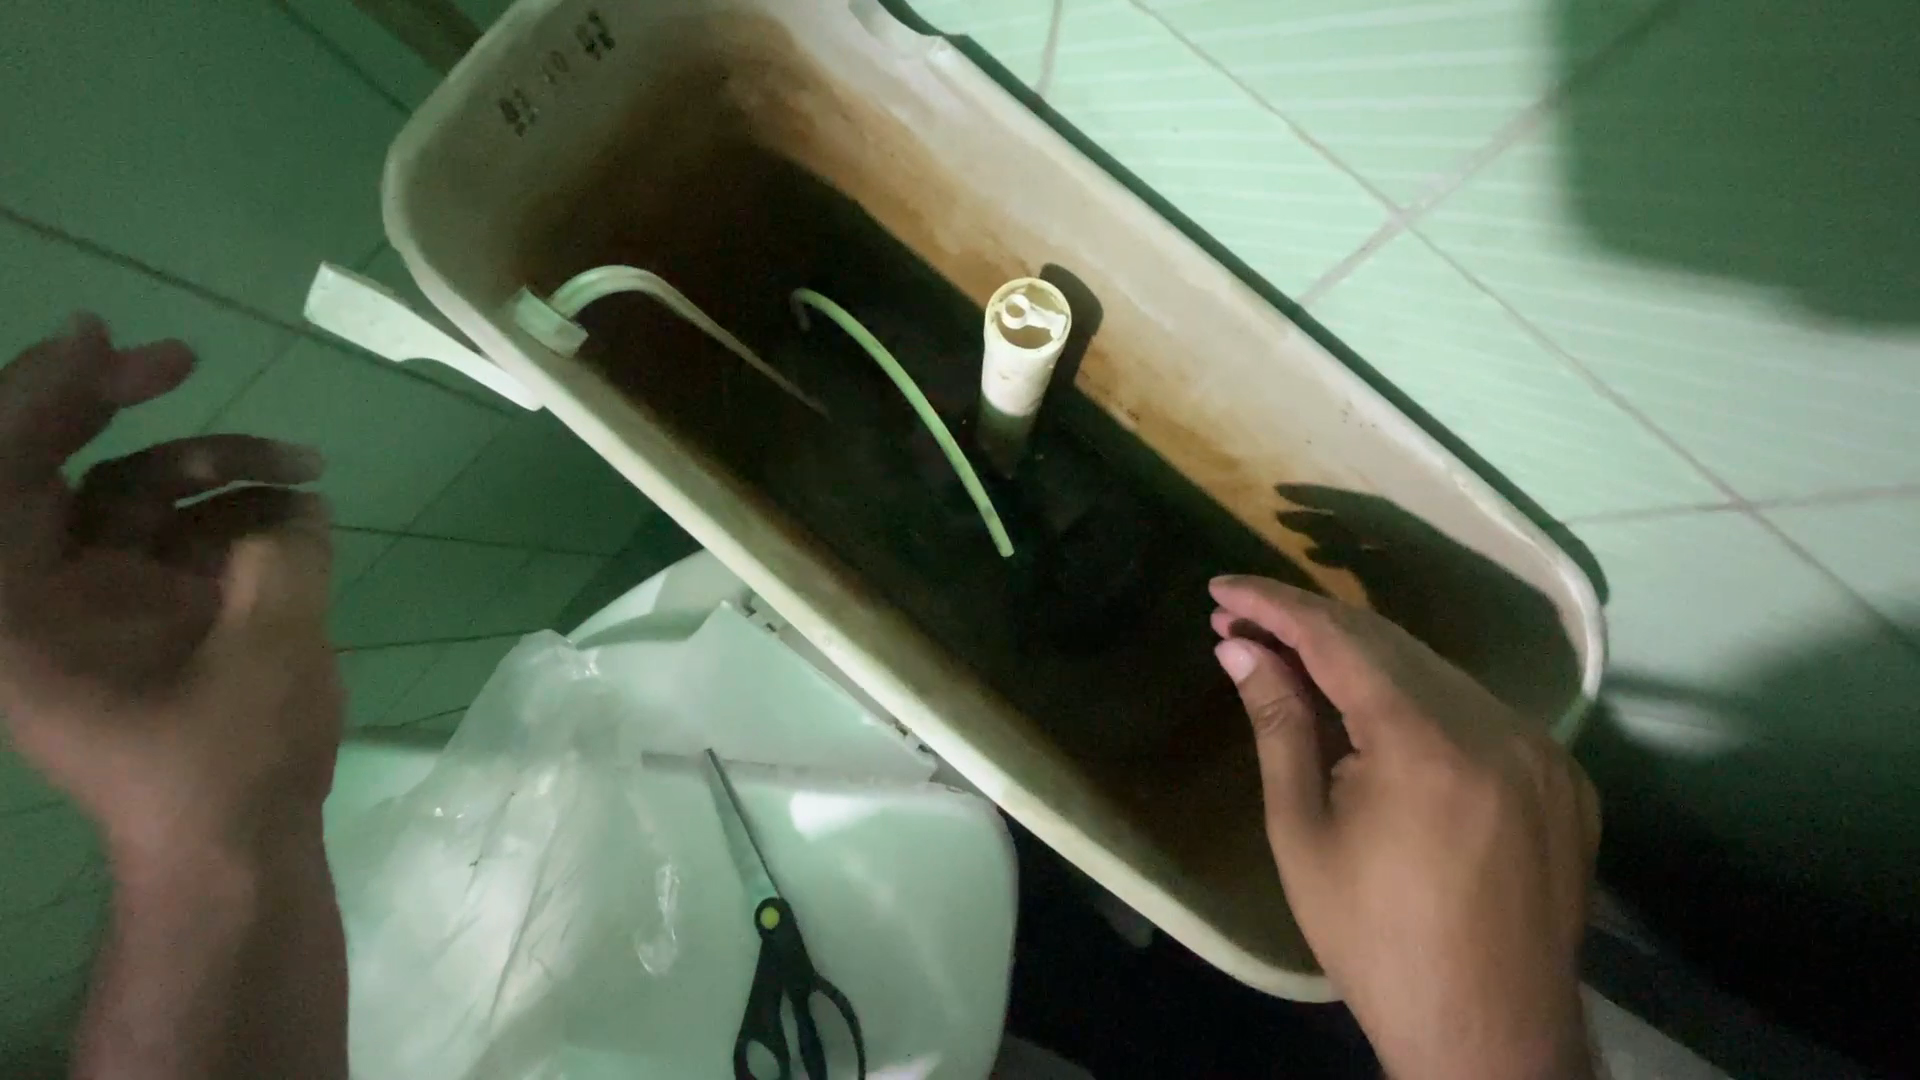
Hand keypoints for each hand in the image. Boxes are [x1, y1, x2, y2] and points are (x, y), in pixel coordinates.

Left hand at [0, 314, 340, 862]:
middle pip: (62, 470)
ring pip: (145, 496)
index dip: (36, 400)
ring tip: (309, 469)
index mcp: (13, 610)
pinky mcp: (168, 607)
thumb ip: (277, 563)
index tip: (109, 345)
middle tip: (180, 361)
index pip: (0, 478)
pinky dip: (251, 513)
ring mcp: (109, 597)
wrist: (240, 834)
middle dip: (118, 409)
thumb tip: (290, 505)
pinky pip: (200, 533)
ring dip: (221, 469)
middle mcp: (43, 591)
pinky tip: (308, 513)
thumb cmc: (226, 760)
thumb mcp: (263, 655)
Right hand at [1210, 575, 1599, 1079]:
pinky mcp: (1559, 775)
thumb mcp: (1300, 827)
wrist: (1490, 1036)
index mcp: (1425, 745)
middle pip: (1385, 641)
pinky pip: (1469, 704)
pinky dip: (1406, 688)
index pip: (1337, 639)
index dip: (1272, 605)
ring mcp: (1539, 750)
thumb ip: (1276, 722)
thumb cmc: (1370, 935)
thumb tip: (1237, 647)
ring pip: (1430, 667)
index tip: (1220, 588)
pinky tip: (1364, 700)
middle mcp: (1495, 729)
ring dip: (1354, 652)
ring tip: (1288, 654)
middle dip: (1305, 623)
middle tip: (1239, 620)